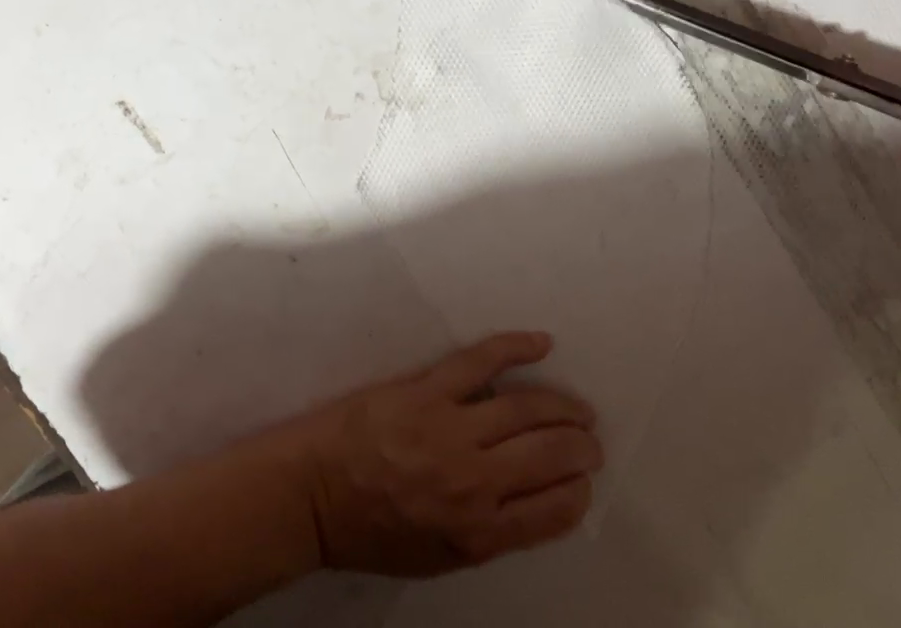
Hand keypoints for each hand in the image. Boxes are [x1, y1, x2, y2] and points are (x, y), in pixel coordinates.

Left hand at [263, 332, 600, 576]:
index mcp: (477, 531)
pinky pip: (481, 360)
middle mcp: (473, 480)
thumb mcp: (437, 558)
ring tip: (578, 408)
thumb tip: (535, 503)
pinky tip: (541, 343)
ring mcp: (451, 428)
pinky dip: (516, 347)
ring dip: (563, 406)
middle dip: (582, 447)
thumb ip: (490, 533)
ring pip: (526, 407)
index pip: (556, 509)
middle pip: (550, 454)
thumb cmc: (370, 531)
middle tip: (589, 441)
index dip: (579, 492)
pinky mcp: (426, 389)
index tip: (582, 481)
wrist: (311, 495)